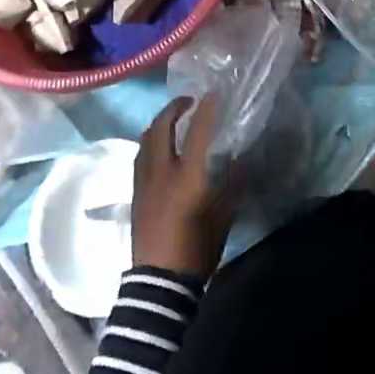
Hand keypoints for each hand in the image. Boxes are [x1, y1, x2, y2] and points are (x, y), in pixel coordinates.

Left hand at [133, 95, 237, 274]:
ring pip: (147, 138)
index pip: (197, 131)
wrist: (160, 279)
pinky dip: (152, 140)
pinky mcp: (135, 189)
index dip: (206, 109)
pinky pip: (141, 154)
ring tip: (174, 120)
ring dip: (160, 122)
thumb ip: (232, 183)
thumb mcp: (224, 216)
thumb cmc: (197, 248)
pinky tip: (160, 145)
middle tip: (188, 102)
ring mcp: (144, 179)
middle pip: (162, 126)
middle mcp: (162, 170)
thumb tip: (239, 158)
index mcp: (188, 176)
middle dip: (174, 108)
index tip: (212, 94)